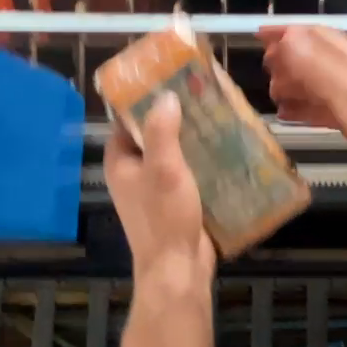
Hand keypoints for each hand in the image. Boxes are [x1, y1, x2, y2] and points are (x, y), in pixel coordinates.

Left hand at [106, 95, 215, 289]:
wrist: (179, 269)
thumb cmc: (165, 218)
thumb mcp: (163, 170)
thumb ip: (162, 132)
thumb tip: (166, 95)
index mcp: (121, 161)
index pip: (128, 118)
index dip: (146, 97)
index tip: (171, 77)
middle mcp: (134, 171)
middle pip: (154, 132)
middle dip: (176, 114)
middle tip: (203, 92)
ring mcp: (155, 187)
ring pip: (174, 151)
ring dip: (193, 135)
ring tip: (219, 112)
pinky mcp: (176, 200)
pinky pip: (189, 170)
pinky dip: (203, 158)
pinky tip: (225, 145)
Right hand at [259, 26, 346, 187]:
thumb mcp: (344, 86)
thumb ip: (314, 63)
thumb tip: (286, 37)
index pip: (312, 35)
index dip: (286, 33)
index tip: (258, 36)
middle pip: (311, 59)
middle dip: (286, 62)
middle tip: (264, 72)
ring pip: (314, 85)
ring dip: (292, 86)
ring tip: (271, 95)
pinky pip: (320, 109)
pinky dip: (302, 109)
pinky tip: (285, 116)